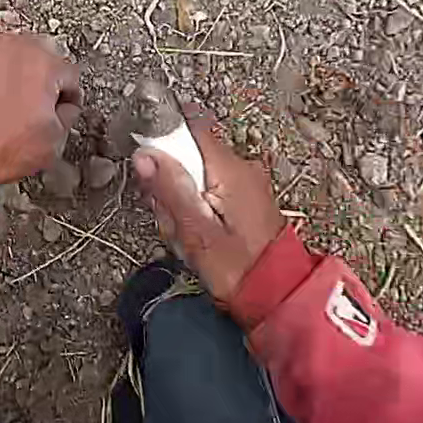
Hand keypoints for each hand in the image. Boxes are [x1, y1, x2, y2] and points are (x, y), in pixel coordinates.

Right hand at [133, 111, 283, 301]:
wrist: (277, 295)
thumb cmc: (237, 268)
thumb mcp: (196, 232)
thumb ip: (170, 189)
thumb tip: (145, 155)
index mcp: (229, 169)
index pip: (190, 127)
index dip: (164, 140)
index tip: (149, 166)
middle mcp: (242, 167)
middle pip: (191, 153)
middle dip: (172, 180)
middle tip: (171, 218)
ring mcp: (247, 181)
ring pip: (199, 174)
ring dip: (183, 198)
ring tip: (186, 233)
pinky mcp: (247, 196)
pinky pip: (212, 189)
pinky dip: (199, 206)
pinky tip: (199, 234)